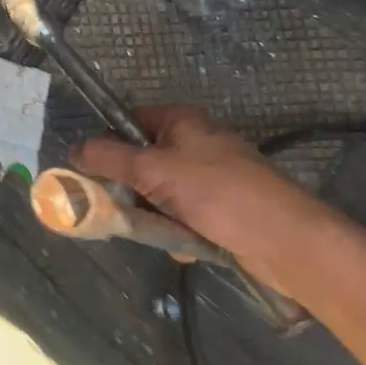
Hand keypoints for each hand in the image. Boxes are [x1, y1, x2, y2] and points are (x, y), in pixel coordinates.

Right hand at [73, 105, 332, 274]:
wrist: (293, 244)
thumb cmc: (220, 194)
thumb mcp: (152, 170)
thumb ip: (106, 157)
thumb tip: (72, 150)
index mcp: (181, 120)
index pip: (126, 121)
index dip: (106, 143)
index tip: (95, 170)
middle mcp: (196, 142)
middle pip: (142, 159)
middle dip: (130, 186)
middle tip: (121, 205)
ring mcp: (215, 177)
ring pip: (162, 191)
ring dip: (154, 212)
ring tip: (157, 230)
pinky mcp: (228, 208)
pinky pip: (186, 213)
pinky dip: (179, 228)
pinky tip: (183, 243)